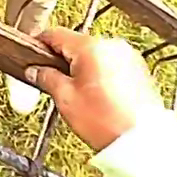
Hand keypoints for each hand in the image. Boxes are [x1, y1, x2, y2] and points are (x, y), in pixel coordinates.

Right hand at [26, 28, 163, 151]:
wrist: (143, 142)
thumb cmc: (105, 121)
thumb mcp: (66, 99)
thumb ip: (46, 78)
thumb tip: (36, 70)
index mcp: (90, 47)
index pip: (56, 34)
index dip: (40, 44)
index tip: (33, 55)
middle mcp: (111, 44)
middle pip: (77, 44)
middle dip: (63, 59)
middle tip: (54, 82)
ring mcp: (128, 55)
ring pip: (95, 54)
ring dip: (83, 67)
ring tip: (80, 94)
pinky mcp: (139, 68)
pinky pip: (112, 63)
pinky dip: (102, 73)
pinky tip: (99, 95)